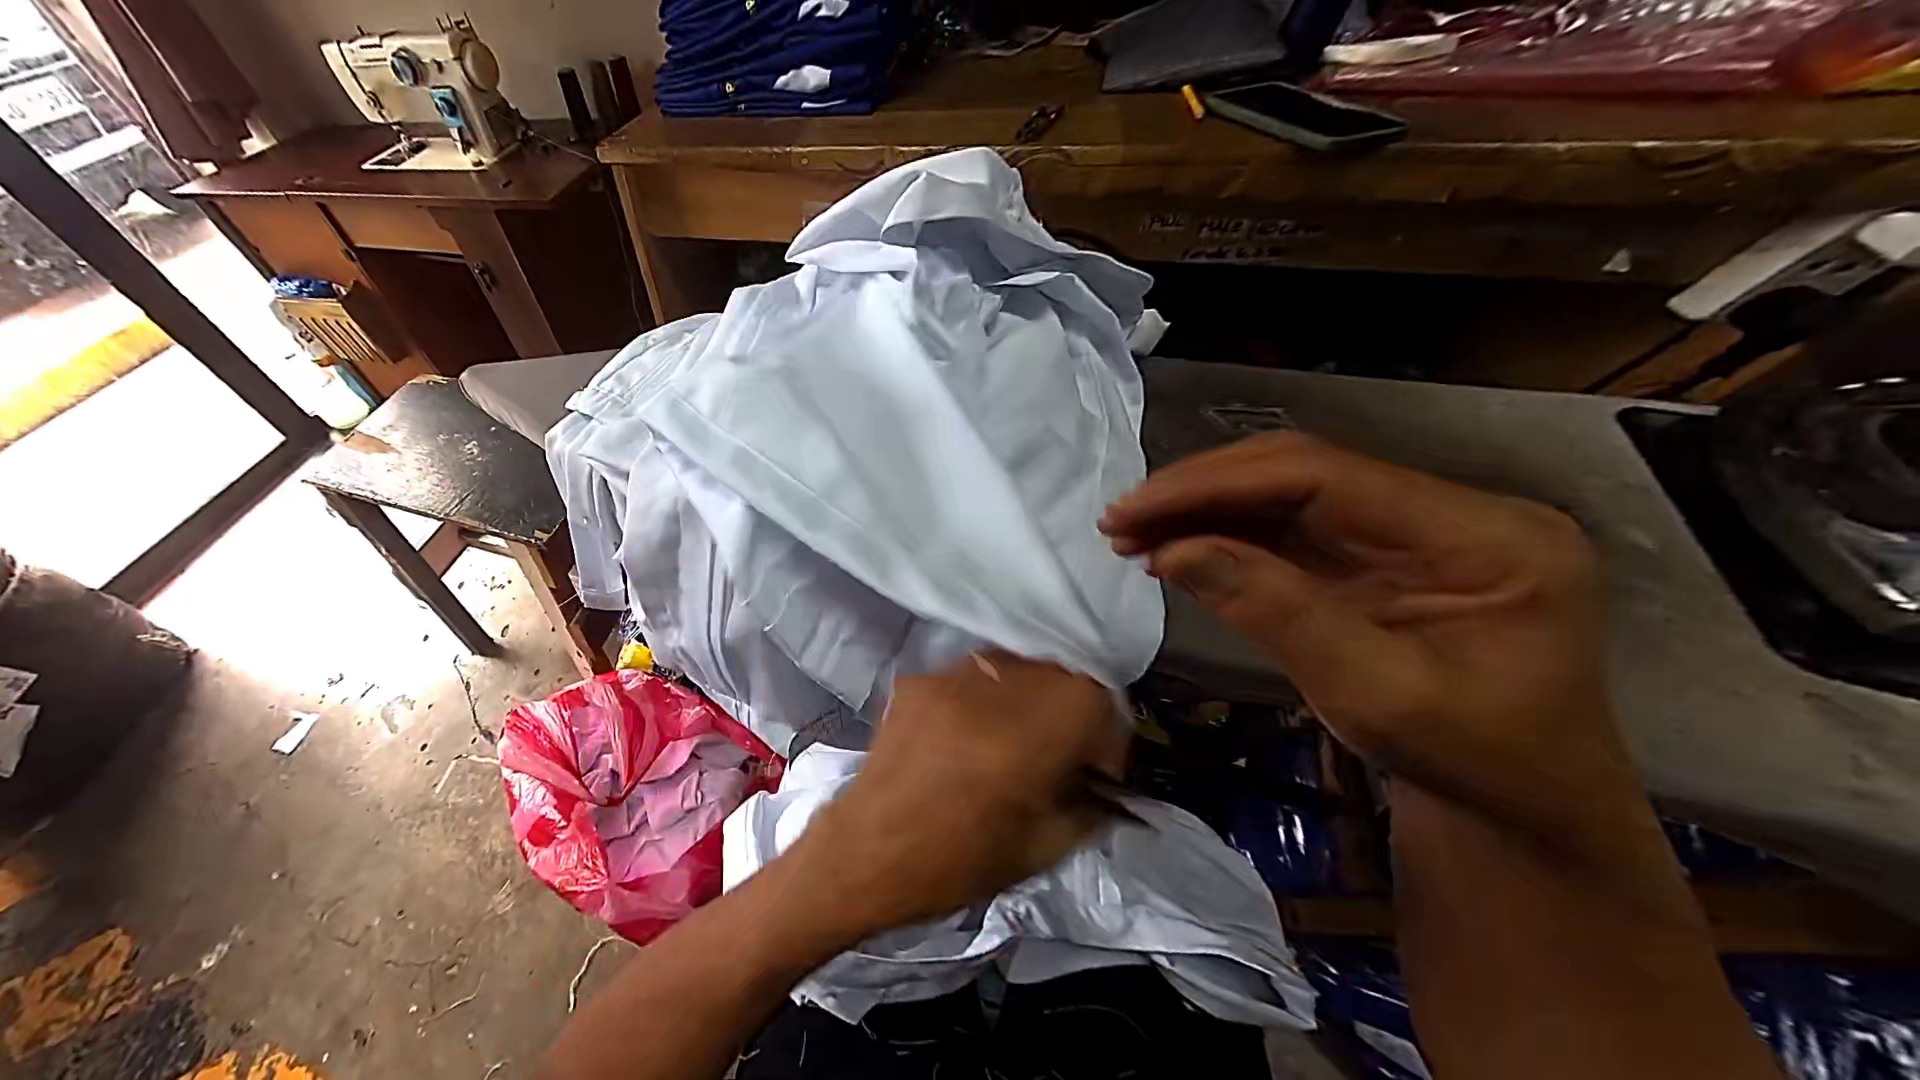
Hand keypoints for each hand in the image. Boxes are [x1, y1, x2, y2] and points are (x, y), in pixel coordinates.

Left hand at [796, 653, 1123, 930]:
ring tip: (1018, 737)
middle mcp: (990, 693)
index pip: (1096, 694)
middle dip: (1074, 707)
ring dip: (1033, 695)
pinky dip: (990, 695)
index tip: (1098, 764)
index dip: (1108, 729)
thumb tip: (1117, 790)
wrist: (862, 854)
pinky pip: (975, 674)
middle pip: (1060, 671)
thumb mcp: (1039, 850)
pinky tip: (975, 731)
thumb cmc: (953, 864)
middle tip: (1065, 748)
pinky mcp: (920, 680)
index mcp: (1026, 738)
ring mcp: (949, 679)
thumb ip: (1090, 809)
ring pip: (1018, 665)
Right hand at [1100, 432, 1625, 821]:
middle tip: (1122, 519)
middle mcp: (1446, 512)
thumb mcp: (1373, 695)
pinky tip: (1177, 548)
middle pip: (1301, 471)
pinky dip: (1225, 536)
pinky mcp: (1376, 556)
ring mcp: (1409, 532)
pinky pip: (1289, 529)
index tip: (1139, 508)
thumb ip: (1275, 612)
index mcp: (1482, 534)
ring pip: (1285, 494)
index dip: (1219, 484)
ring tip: (1133, 533)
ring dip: (1204, 509)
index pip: (1324, 476)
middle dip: (1202, 491)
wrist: (1514, 810)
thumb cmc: (1467, 763)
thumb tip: (1174, 551)